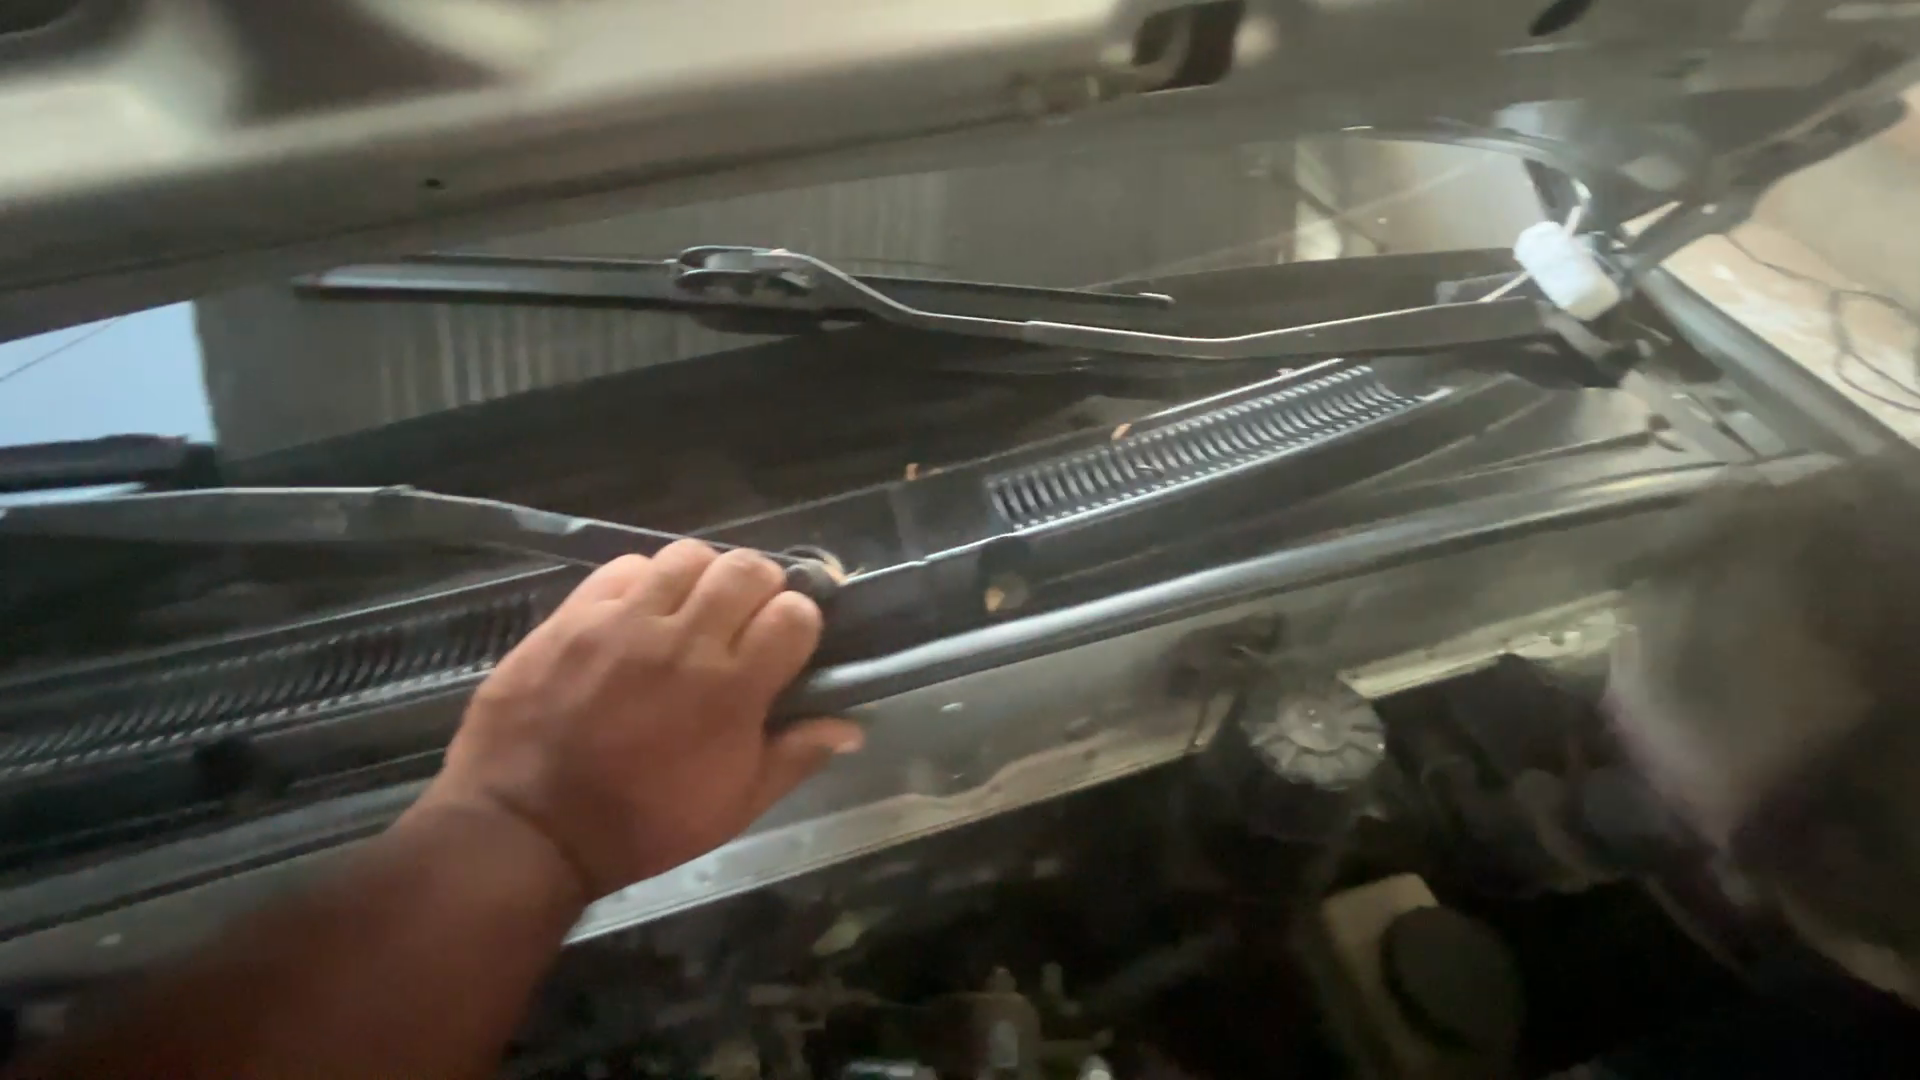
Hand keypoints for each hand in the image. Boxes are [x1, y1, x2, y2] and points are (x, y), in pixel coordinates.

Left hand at [418, 540, 863, 899]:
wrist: (524, 830)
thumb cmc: (643, 825)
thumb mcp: (735, 807)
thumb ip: (796, 757)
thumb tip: (852, 728)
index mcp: (732, 690)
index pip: (794, 613)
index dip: (799, 624)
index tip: (787, 644)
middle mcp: (684, 642)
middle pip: (747, 568)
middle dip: (760, 587)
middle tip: (746, 617)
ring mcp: (623, 623)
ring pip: (688, 555)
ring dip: (704, 577)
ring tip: (692, 608)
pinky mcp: (572, 616)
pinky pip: (625, 567)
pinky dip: (644, 581)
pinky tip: (640, 613)